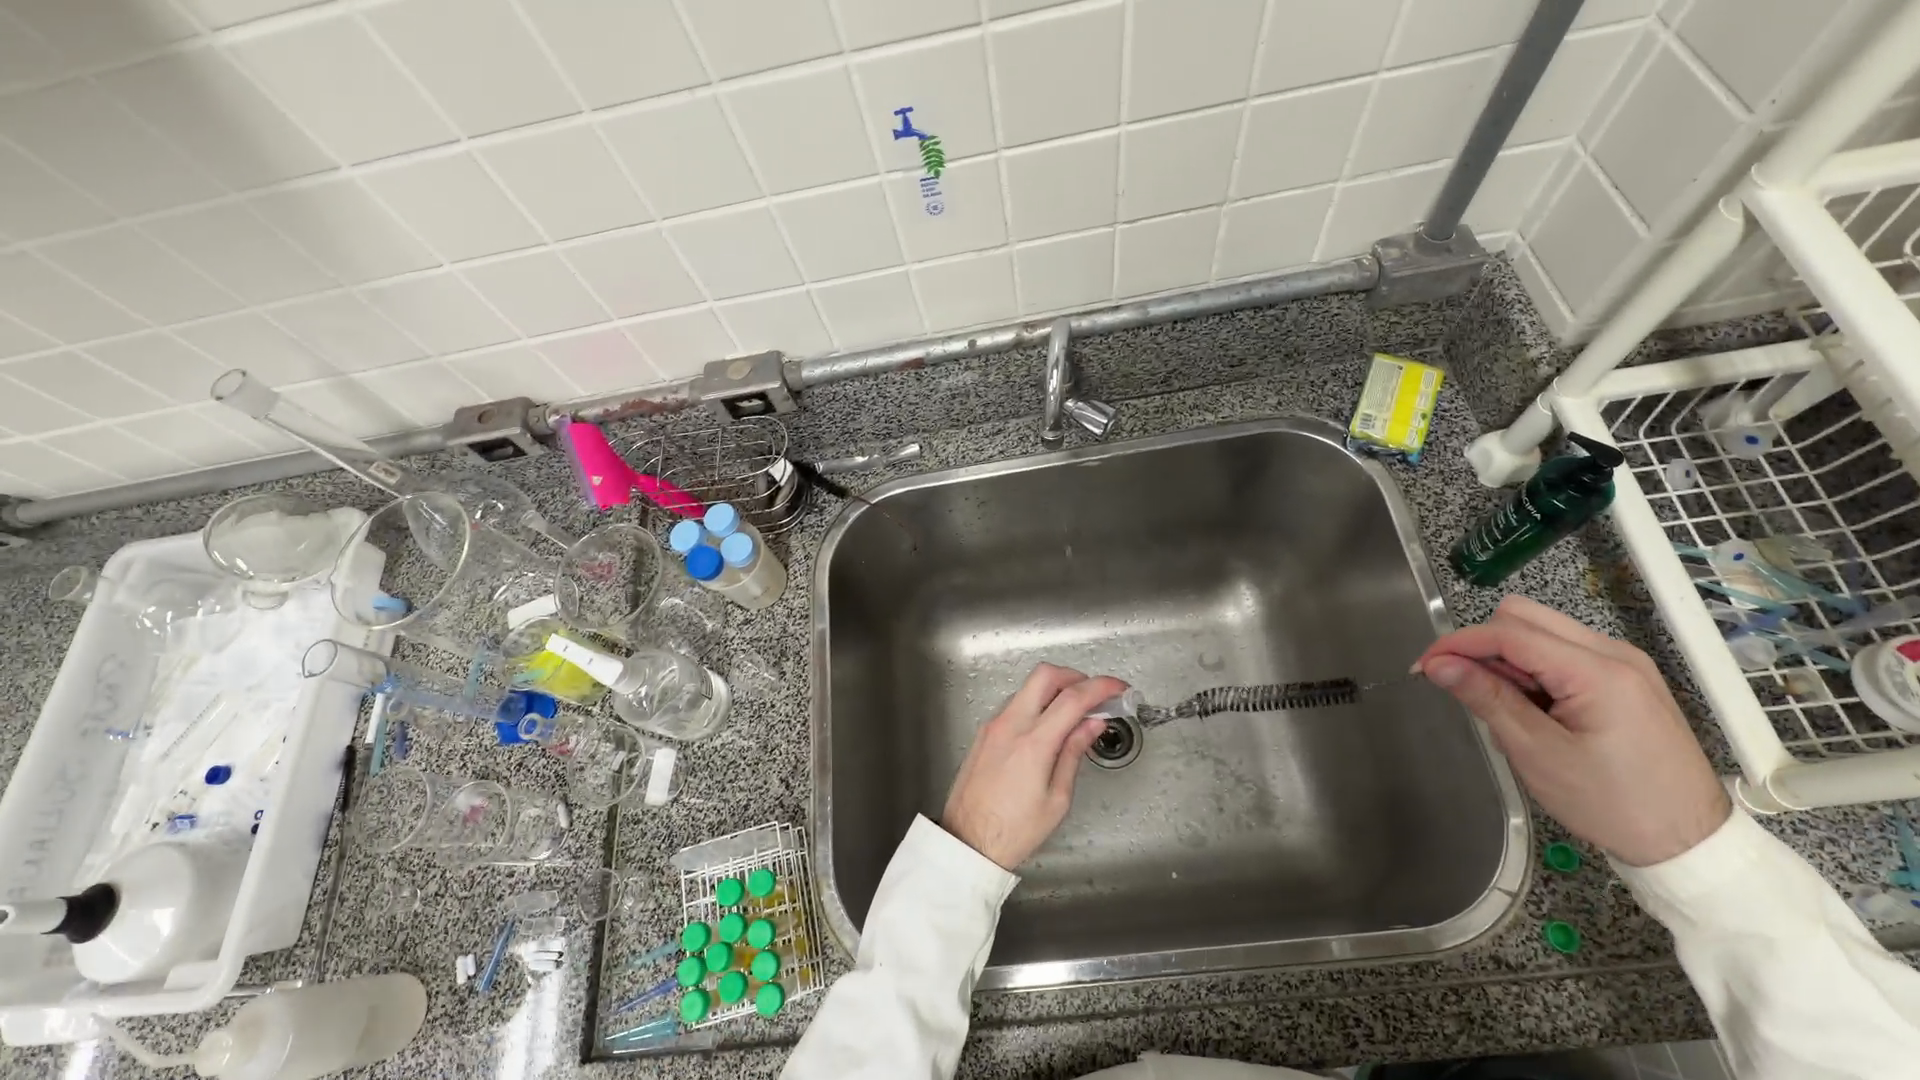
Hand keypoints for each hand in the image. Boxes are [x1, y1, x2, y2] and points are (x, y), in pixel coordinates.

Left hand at [941, 664, 1126, 870]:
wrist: (968, 842)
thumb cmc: (1012, 830)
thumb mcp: (1057, 798)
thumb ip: (1074, 752)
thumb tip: (1092, 724)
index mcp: (1033, 743)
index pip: (1073, 697)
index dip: (1102, 687)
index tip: (1118, 688)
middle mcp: (1009, 725)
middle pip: (1045, 675)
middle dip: (1076, 677)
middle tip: (1095, 695)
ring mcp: (993, 726)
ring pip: (1028, 687)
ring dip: (1055, 691)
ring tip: (1075, 715)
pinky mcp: (984, 733)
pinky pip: (1015, 704)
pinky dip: (1037, 704)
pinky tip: (1050, 726)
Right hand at [1414, 595, 1730, 866]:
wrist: (1690, 842)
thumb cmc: (1611, 803)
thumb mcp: (1537, 753)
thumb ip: (1487, 699)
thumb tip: (1438, 665)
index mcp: (1597, 671)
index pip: (1508, 632)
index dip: (1456, 644)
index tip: (1422, 668)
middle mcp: (1614, 653)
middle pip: (1524, 617)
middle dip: (1481, 644)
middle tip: (1463, 686)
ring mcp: (1625, 664)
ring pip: (1542, 630)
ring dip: (1507, 656)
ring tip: (1500, 704)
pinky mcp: (1628, 679)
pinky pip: (1563, 651)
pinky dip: (1533, 668)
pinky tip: (1531, 706)